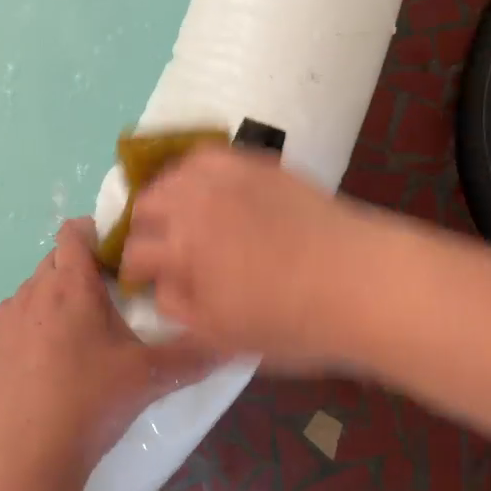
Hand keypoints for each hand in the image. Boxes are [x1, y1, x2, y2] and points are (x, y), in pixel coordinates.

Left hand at [0, 219, 216, 490]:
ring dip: (56, 299)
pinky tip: (48, 364)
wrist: (22, 459)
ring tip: (79, 338)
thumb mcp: (147, 379)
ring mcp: (7, 317)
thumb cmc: (88, 403)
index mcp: (71, 284)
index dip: (94, 232)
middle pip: (57, 259)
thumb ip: (190, 356)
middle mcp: (34, 289)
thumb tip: (229, 343)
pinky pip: (15, 319)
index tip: (116, 256)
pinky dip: (32, 327)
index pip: (74, 229)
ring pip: (35, 289)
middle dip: (81, 270)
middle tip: (108, 302)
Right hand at [118, 146, 387, 369]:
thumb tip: (159, 287)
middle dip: (145, 228)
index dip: (132, 270)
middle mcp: (193, 200)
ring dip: (167, 195)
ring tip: (180, 214)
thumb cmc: (290, 320)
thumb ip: (179, 308)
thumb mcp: (224, 334)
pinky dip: (197, 170)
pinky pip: (209, 156)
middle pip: (146, 203)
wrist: (358, 279)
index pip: (135, 252)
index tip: (140, 282)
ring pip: (173, 173)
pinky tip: (207, 186)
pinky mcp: (255, 162)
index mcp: (180, 246)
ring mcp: (225, 174)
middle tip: (161, 249)